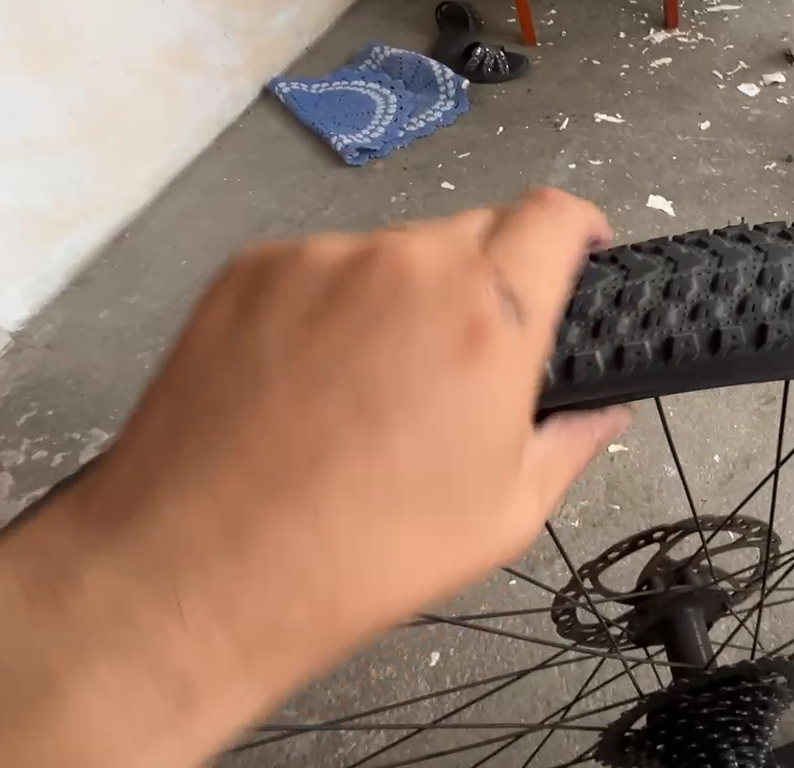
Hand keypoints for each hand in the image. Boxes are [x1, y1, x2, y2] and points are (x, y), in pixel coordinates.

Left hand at [51, 189, 630, 674]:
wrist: (187, 578)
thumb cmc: (365, 551)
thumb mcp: (505, 512)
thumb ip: (574, 440)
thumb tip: (607, 410)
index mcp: (487, 317)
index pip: (555, 215)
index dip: (580, 225)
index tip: (581, 252)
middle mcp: (410, 265)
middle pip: (483, 229)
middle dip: (496, 275)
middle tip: (470, 347)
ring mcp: (325, 258)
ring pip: (405, 247)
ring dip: (416, 289)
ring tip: (380, 370)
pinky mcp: (255, 266)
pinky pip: (331, 261)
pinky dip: (344, 297)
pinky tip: (315, 368)